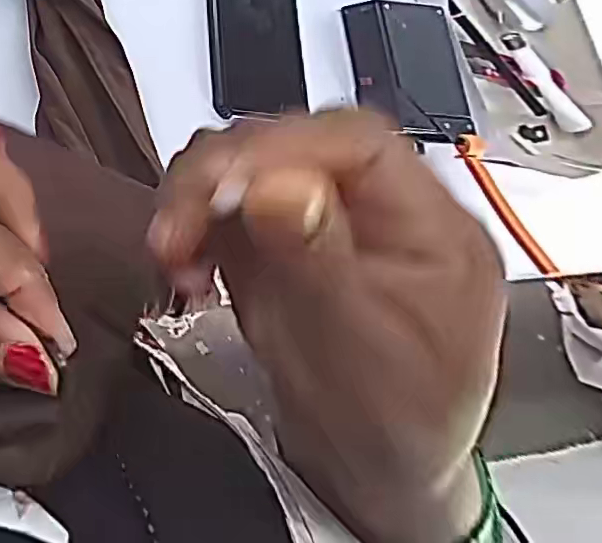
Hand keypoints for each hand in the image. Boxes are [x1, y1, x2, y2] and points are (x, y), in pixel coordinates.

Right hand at [147, 110, 505, 542]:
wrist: (357, 461)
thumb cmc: (388, 421)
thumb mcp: (358, 349)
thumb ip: (318, 261)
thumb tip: (276, 185)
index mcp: (426, 225)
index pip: (354, 142)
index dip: (282, 148)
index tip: (227, 183)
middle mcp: (368, 201)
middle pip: (284, 140)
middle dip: (218, 174)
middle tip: (181, 225)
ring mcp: (313, 206)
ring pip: (239, 156)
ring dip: (192, 193)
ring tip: (175, 248)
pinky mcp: (268, 219)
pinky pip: (214, 189)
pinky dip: (186, 214)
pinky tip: (183, 256)